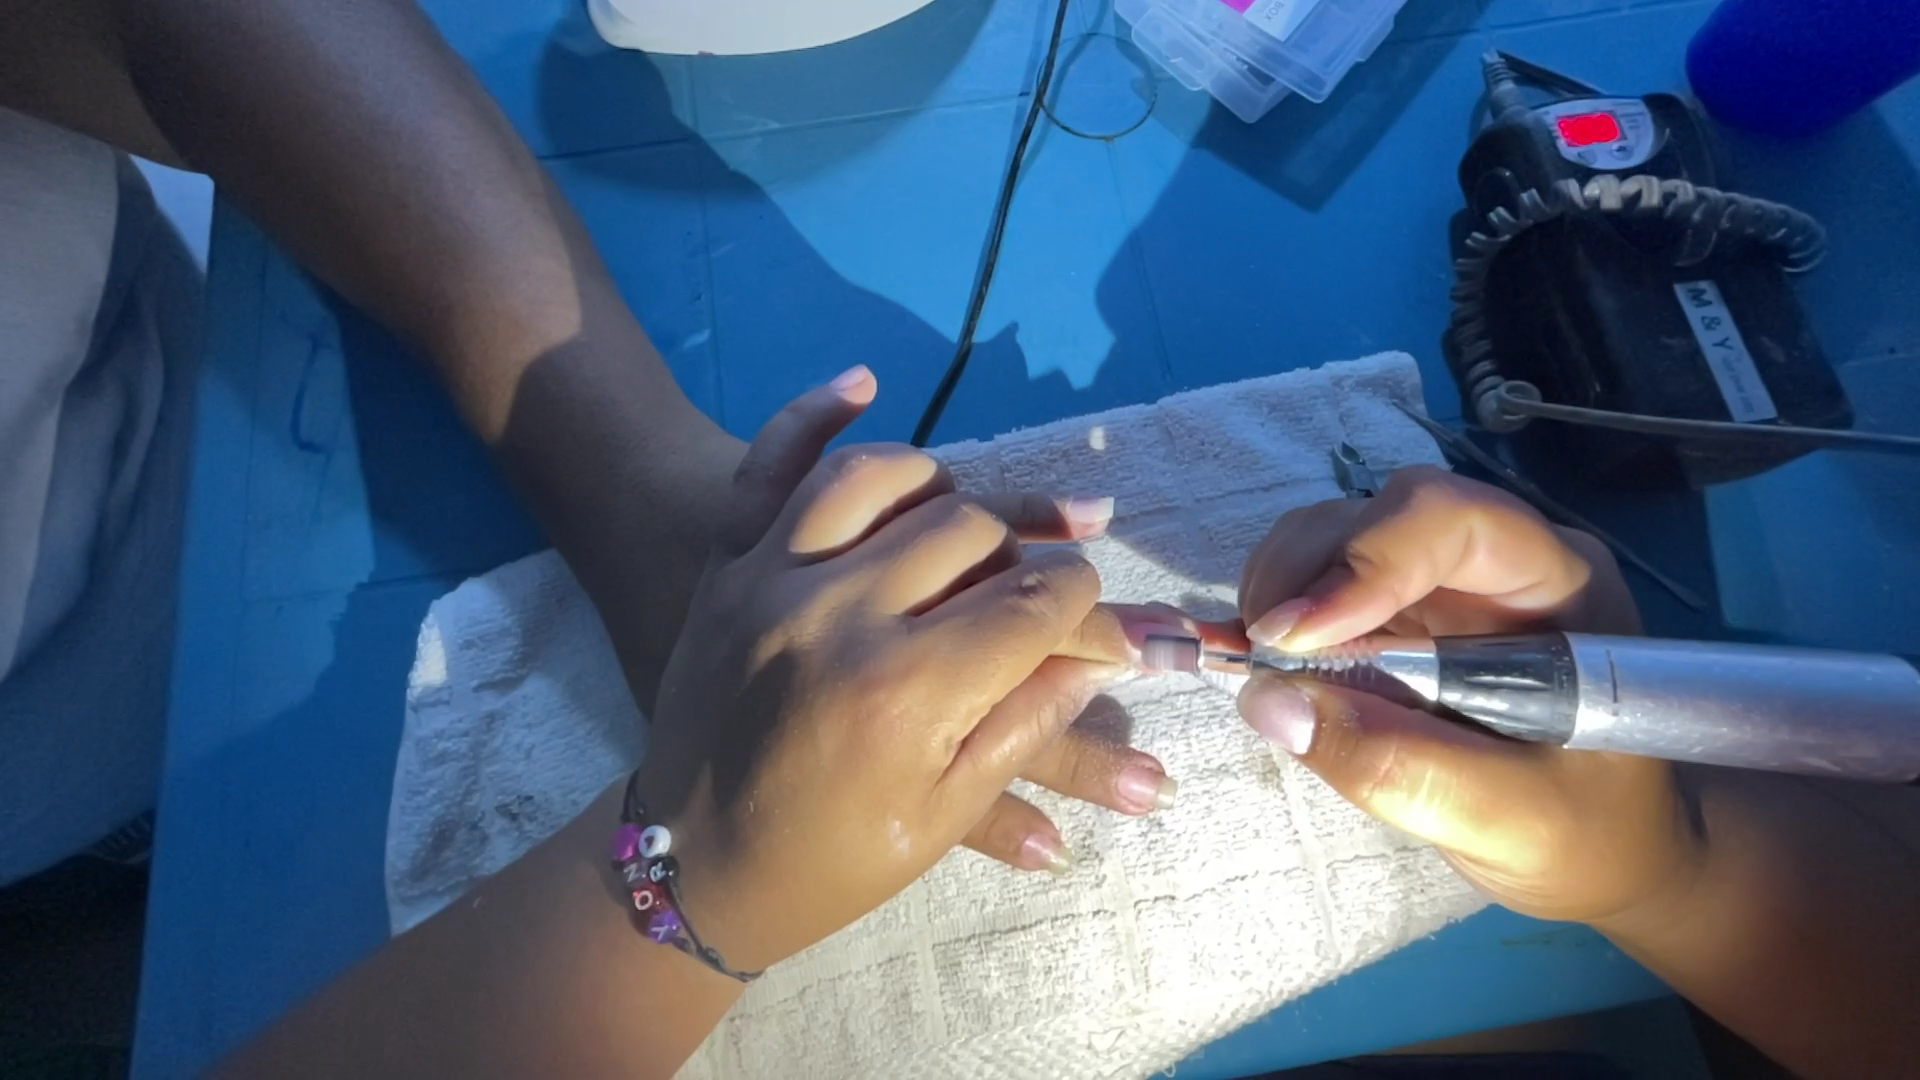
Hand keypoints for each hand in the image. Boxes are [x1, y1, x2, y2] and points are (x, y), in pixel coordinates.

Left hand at [635, 367, 1123, 971]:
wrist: (688, 867)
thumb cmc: (827, 860)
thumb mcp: (940, 818)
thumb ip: (1026, 725)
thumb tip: (1095, 655)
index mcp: (905, 693)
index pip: (1032, 602)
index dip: (1084, 599)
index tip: (1092, 611)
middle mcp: (841, 614)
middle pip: (971, 530)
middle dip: (1027, 552)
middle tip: (1037, 585)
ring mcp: (775, 575)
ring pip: (886, 477)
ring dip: (945, 486)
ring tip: (974, 516)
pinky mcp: (729, 564)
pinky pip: (769, 465)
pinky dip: (813, 413)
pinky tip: (863, 379)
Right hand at [1234, 467, 1702, 924]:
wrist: (1574, 845)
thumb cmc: (1579, 829)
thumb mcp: (1510, 818)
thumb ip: (1399, 765)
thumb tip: (1269, 699)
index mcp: (1546, 581)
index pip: (1448, 520)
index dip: (1365, 561)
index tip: (1296, 637)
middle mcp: (1475, 560)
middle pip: (1366, 519)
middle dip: (1299, 580)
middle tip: (1265, 660)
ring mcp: (1416, 577)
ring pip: (1319, 537)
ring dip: (1272, 593)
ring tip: (1264, 667)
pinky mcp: (1368, 605)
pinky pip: (1297, 574)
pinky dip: (1258, 609)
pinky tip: (1236, 650)